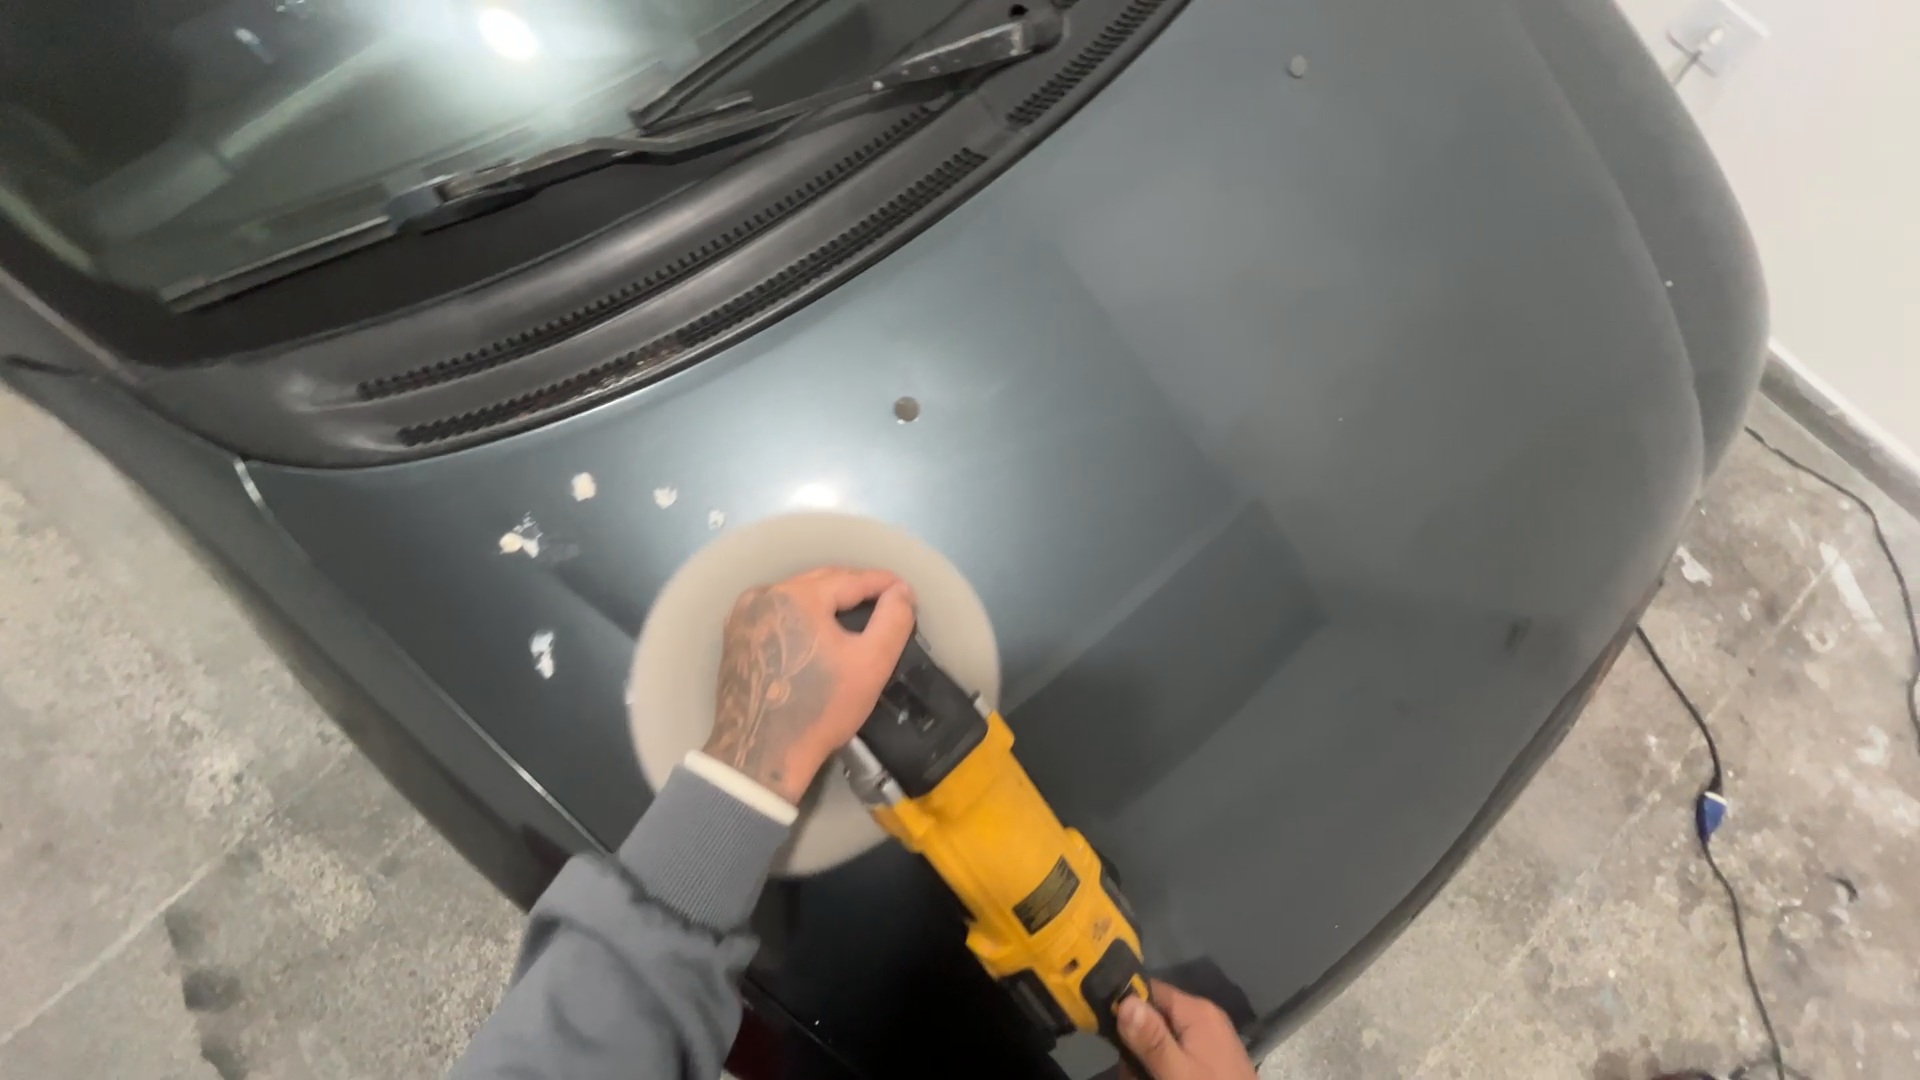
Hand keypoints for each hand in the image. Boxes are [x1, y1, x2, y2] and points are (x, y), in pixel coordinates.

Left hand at [703, 566, 916, 803]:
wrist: (759, 754)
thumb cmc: (820, 708)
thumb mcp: (871, 664)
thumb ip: (893, 620)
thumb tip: (901, 590)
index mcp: (796, 595)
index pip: (851, 579)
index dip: (883, 583)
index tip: (906, 591)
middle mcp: (764, 595)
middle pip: (822, 582)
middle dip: (856, 588)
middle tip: (885, 601)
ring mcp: (744, 615)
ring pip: (798, 596)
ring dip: (828, 601)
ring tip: (856, 614)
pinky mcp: (735, 636)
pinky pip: (779, 614)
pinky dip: (803, 616)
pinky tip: (818, 632)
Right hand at [1118, 980, 1257, 1079]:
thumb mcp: (1178, 1074)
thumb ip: (1152, 1039)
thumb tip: (1123, 999)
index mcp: (1197, 1010)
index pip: (1149, 989)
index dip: (1127, 1008)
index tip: (1111, 1034)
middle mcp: (1205, 1017)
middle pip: (1155, 1018)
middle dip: (1138, 1047)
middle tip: (1131, 1075)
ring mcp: (1211, 1040)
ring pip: (1164, 1040)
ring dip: (1149, 1063)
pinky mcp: (1214, 1059)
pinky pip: (1180, 1055)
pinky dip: (1166, 1069)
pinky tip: (1158, 1079)